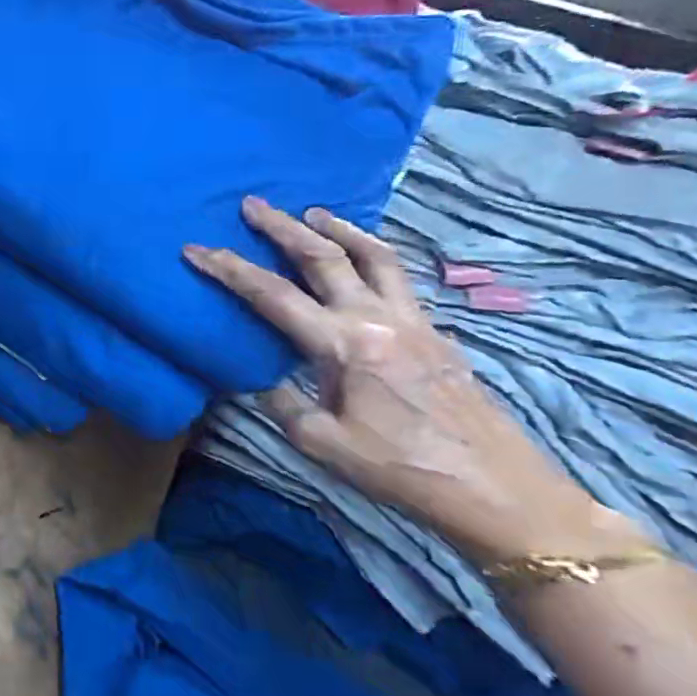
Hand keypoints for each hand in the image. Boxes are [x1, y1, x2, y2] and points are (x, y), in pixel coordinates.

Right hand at [185, 198, 643, 564]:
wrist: (500, 492)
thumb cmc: (404, 471)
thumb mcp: (325, 446)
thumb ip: (284, 405)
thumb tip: (263, 380)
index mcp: (344, 344)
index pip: (272, 295)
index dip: (229, 268)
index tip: (196, 248)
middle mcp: (377, 318)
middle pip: (323, 255)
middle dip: (282, 226)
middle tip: (253, 203)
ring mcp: (413, 320)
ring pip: (373, 254)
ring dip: (338, 227)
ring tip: (313, 211)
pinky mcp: (435, 332)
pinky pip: (398, 277)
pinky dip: (372, 255)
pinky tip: (364, 262)